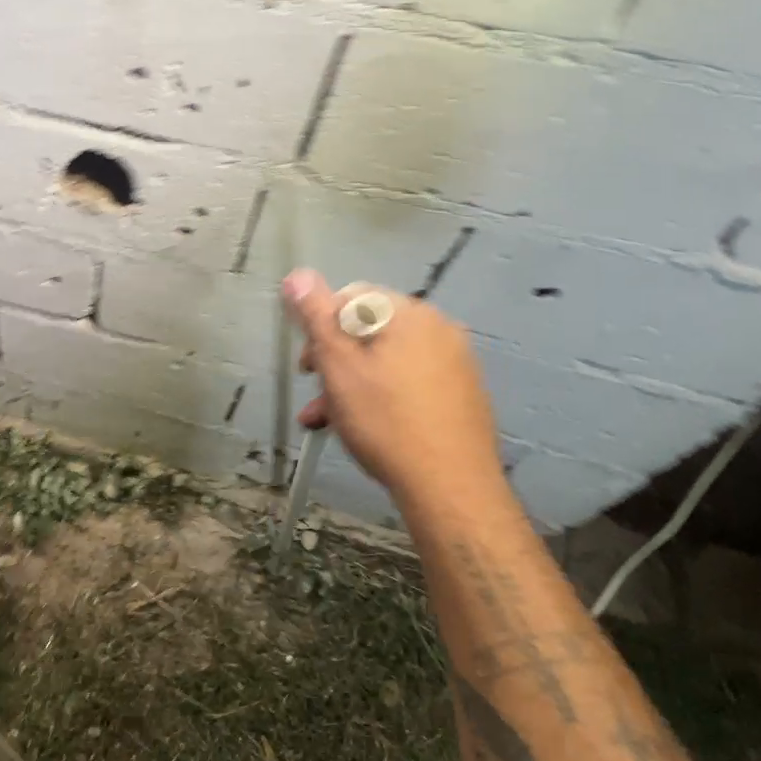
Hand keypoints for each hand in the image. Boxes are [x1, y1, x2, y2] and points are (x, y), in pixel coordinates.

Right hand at [283, 269, 501, 500]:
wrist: (451, 486)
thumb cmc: (386, 421)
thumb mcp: (338, 366)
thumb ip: (316, 317)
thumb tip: (298, 273)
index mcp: (408, 314)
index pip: (351, 297)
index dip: (319, 326)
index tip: (307, 367)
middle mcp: (437, 327)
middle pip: (369, 328)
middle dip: (335, 358)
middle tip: (316, 395)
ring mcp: (455, 360)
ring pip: (387, 358)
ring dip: (352, 381)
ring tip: (328, 419)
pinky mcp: (462, 391)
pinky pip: (410, 379)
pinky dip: (383, 393)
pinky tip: (366, 425)